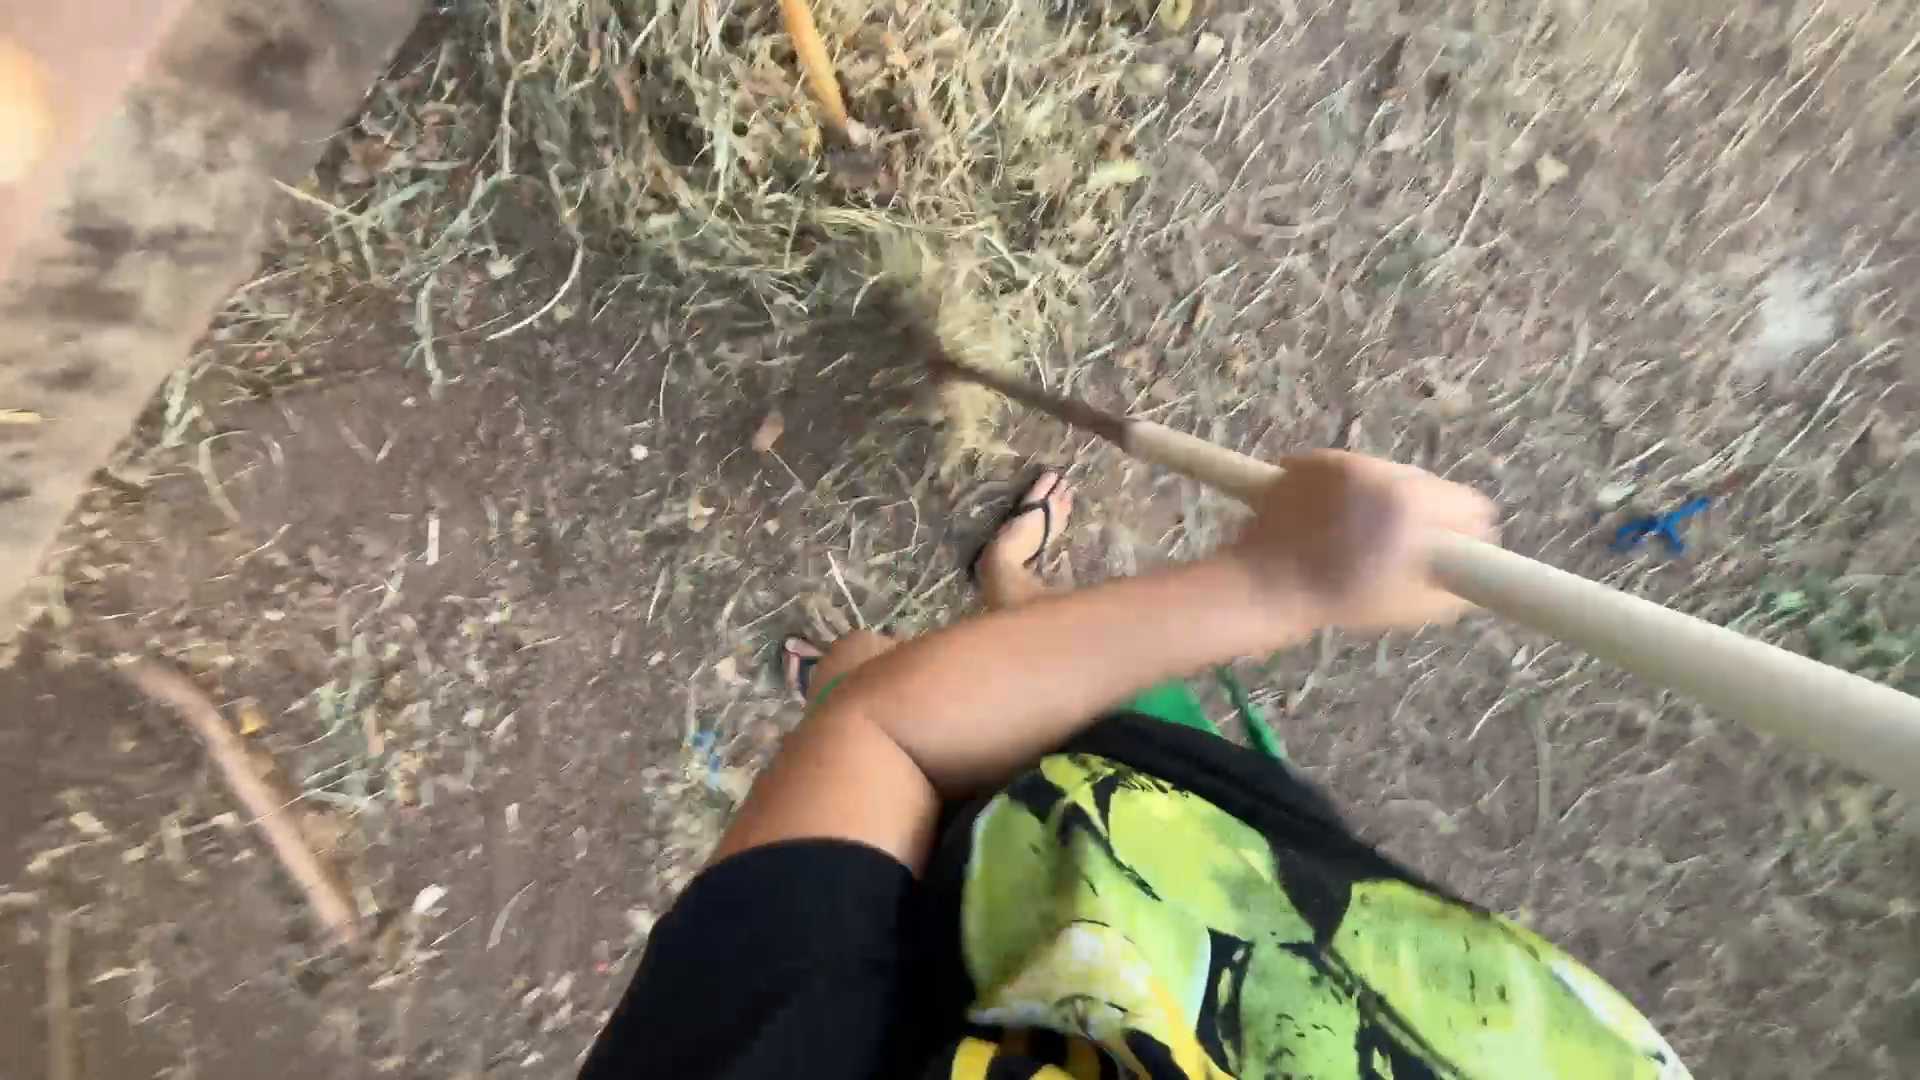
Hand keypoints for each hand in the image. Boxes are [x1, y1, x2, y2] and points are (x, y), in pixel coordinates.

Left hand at [1228, 450, 1497, 631]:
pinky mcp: (1312, 460)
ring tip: (1357, 528)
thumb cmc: (1339, 599)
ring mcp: (1343, 463)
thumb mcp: (1411, 607)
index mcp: (1414, 507)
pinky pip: (1345, 468)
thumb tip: (1471, 573)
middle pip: (1426, 485)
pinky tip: (1331, 512)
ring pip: (1385, 473)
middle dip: (1419, 511)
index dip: (1464, 530)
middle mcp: (1382, 474)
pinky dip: (1343, 487)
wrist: (1267, 584)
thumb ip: (1455, 589)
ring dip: (1380, 496)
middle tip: (1396, 541)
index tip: (1451, 547)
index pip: (1469, 506)